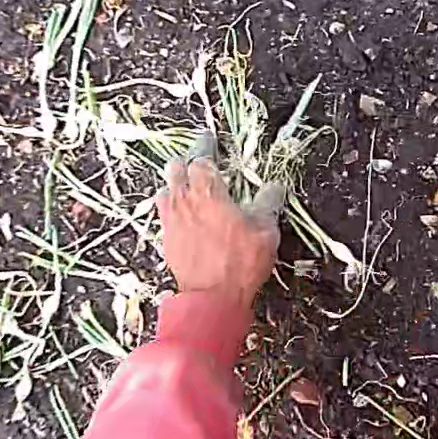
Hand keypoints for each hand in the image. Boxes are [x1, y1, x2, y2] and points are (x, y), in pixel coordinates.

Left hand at [154, 157, 281, 310]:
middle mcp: (185, 202)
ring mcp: (172, 221)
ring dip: (175, 182)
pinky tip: (180, 210)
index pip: (202, 160)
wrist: (212, 298)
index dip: (207, 148)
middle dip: (186, 160)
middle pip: (176, 170)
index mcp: (209, 193)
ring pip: (165, 190)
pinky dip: (170, 205)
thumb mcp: (266, 229)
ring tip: (185, 181)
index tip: (211, 140)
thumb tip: (274, 186)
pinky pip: (163, 213)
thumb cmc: (241, 262)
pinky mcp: (166, 240)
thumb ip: (268, 202)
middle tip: (197, 157)